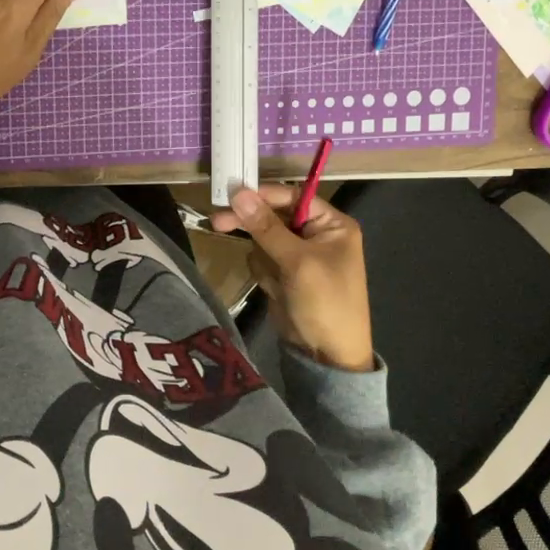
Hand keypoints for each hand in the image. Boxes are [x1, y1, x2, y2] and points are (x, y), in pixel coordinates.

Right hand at [211, 185, 373, 370]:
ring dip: (263, 258)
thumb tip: (238, 193)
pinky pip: (261, 259)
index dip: (263, 195)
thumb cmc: (325, 302)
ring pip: (262, 239)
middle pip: (273, 215)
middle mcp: (315, 234)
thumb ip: (266, 227)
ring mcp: (298, 255)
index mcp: (332, 225)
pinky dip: (264, 273)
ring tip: (276, 281)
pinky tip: (277, 291)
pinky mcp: (283, 273)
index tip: (232, 195)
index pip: (292, 196)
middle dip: (252, 225)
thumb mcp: (297, 261)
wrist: (327, 357)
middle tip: (218, 222)